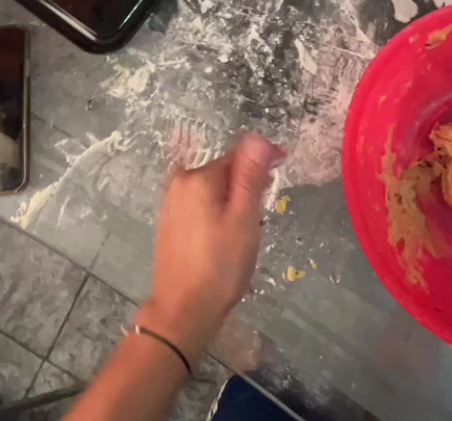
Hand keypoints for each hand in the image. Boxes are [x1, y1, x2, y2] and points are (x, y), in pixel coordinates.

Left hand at [136, 134, 284, 358]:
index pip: (238, 155)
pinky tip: (223, 240)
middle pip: (224, 172)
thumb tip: (258, 137)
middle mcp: (180, 182)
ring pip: (212, 190)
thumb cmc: (219, 267)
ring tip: (245, 233)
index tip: (282, 171)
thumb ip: (250, 176)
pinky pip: (200, 205)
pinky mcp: (168, 222)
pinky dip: (216, 213)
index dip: (263, 162)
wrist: (180, 313)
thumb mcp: (243, 220)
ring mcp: (171, 203)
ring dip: (232, 201)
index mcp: (199, 178)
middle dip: (247, 186)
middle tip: (261, 217)